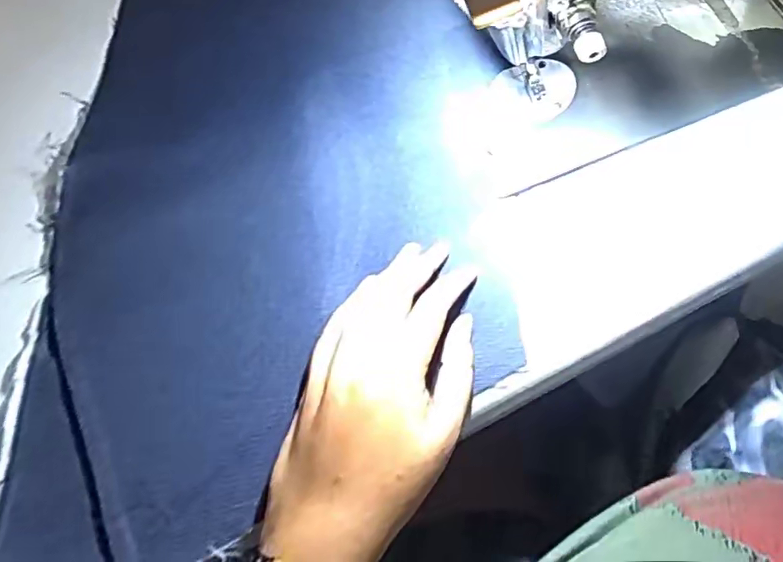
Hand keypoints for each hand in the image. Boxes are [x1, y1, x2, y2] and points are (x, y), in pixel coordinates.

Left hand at [261, 243, 477, 561]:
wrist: (321, 535)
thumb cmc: (394, 484)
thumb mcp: (443, 432)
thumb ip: (458, 370)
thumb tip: (462, 326)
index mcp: (396, 371)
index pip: (428, 310)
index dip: (452, 285)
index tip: (470, 271)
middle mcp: (359, 360)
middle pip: (391, 297)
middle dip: (418, 268)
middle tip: (439, 249)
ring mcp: (330, 369)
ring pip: (361, 306)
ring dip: (387, 276)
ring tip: (407, 256)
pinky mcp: (312, 382)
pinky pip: (333, 327)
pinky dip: (353, 301)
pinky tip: (365, 290)